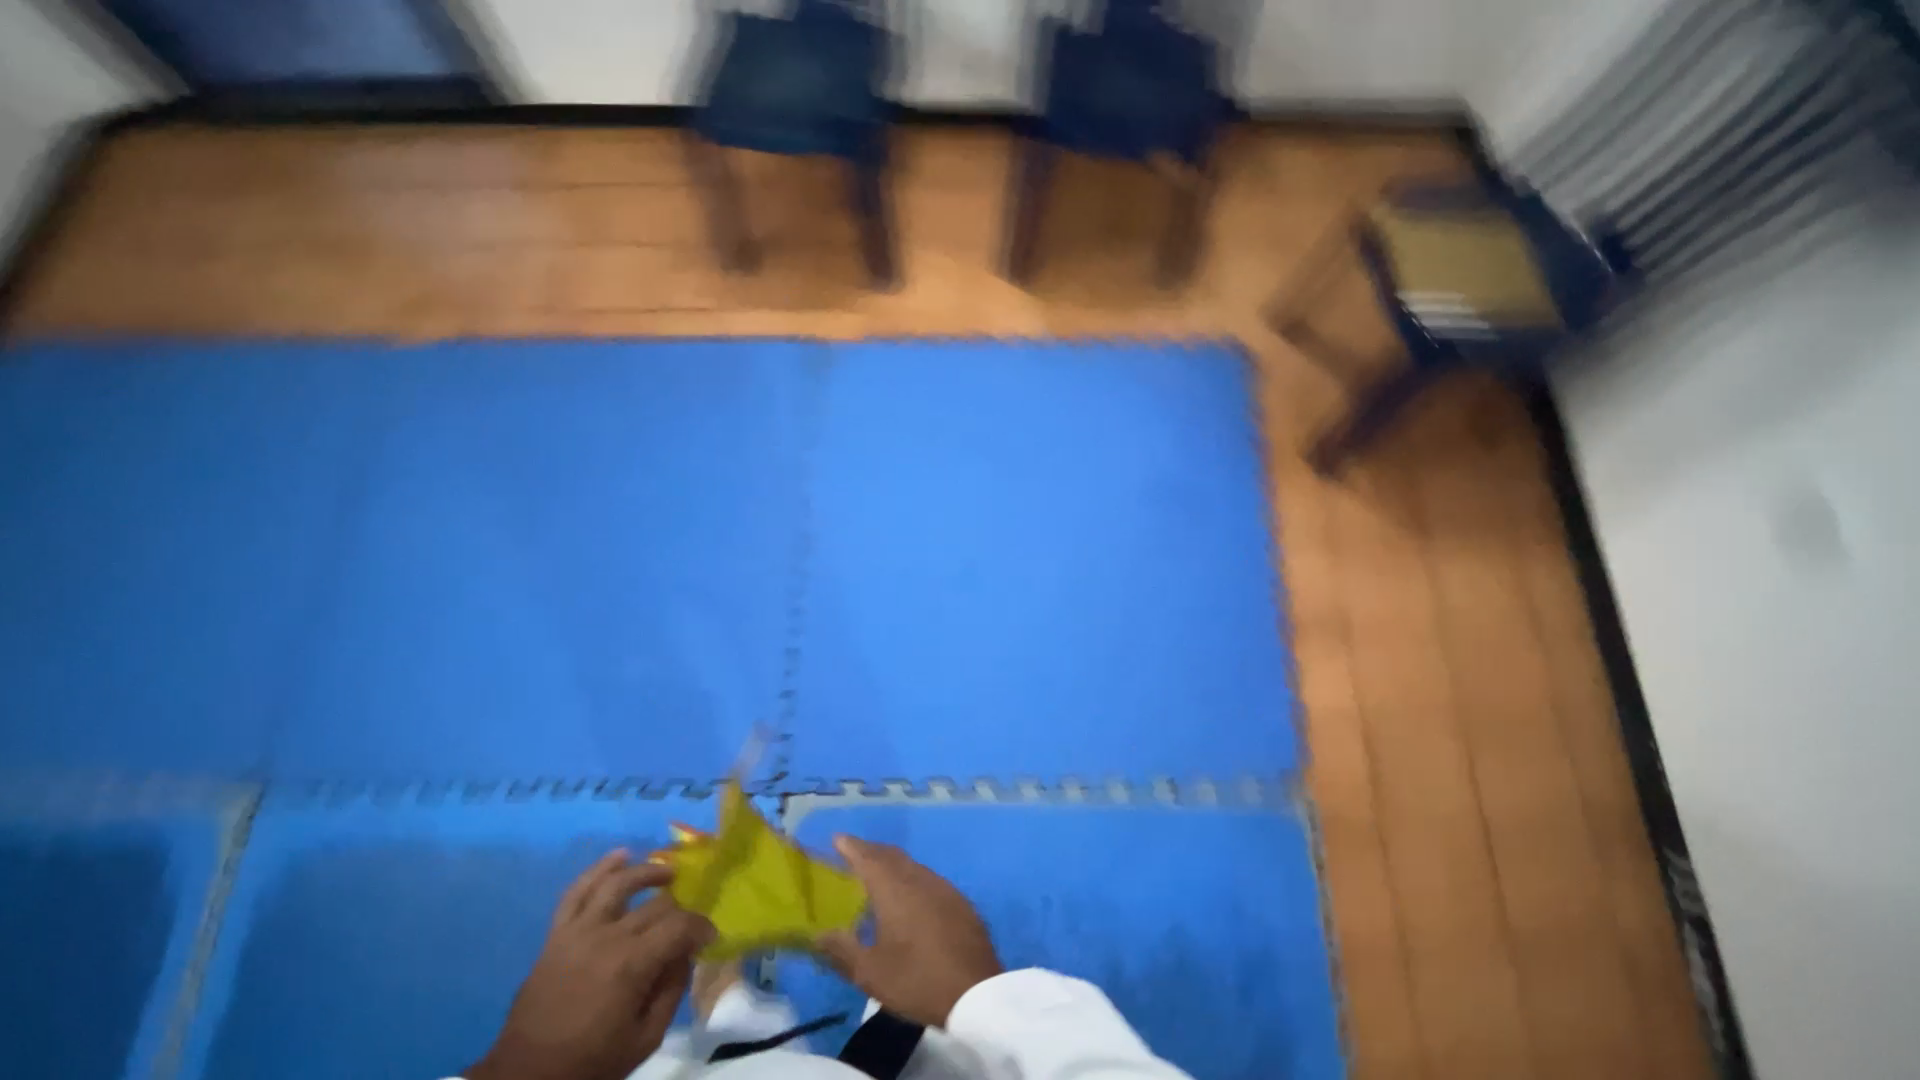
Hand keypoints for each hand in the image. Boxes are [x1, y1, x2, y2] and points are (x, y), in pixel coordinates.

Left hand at [467, 850, 715, 1079]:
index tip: (711, 936)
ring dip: (646, 872)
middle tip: (690, 920)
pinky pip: (577, 892)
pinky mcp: (557, 935)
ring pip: (616, 884)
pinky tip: (619, 857)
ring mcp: (577, 931)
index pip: (679, 926)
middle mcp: (606, 937)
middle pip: (654, 905)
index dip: (702, 927)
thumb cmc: (591, 1061)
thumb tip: (685, 955)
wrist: (527, 1073)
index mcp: (631, 965)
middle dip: (680, 908)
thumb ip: (672, 991)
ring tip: (666, 871)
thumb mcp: (646, 1038)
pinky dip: (598, 870)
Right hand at [816, 835, 1002, 1027]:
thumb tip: (818, 934)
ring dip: (894, 865)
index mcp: (894, 890)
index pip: (868, 857)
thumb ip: (841, 950)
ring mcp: (944, 888)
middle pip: (892, 856)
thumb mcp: (870, 973)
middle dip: (871, 851)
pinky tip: (911, 900)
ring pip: (913, 866)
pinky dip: (913, 880)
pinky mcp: (961, 903)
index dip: (851, 846)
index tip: (837, 838)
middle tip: (854, 855)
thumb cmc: (916, 979)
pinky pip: (930, 880)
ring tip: (879, 877)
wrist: (976, 994)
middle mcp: (920, 879)